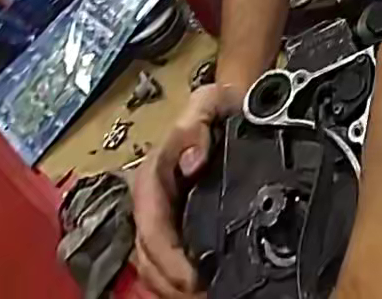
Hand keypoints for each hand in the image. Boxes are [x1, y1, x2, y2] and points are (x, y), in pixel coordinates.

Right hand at [130, 81, 244, 298]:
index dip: (168, 257)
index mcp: (154, 176)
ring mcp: (163, 211)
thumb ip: (197, 125)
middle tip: (203, 295)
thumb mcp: (209, 101)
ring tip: (205, 294)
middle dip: (170, 282)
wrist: (232, 102)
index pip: (151, 227)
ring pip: (154, 262)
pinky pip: (168, 255)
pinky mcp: (177, 217)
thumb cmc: (219, 103)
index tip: (192, 279)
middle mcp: (152, 199)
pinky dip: (179, 276)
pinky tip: (202, 285)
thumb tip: (192, 163)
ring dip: (172, 285)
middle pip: (149, 254)